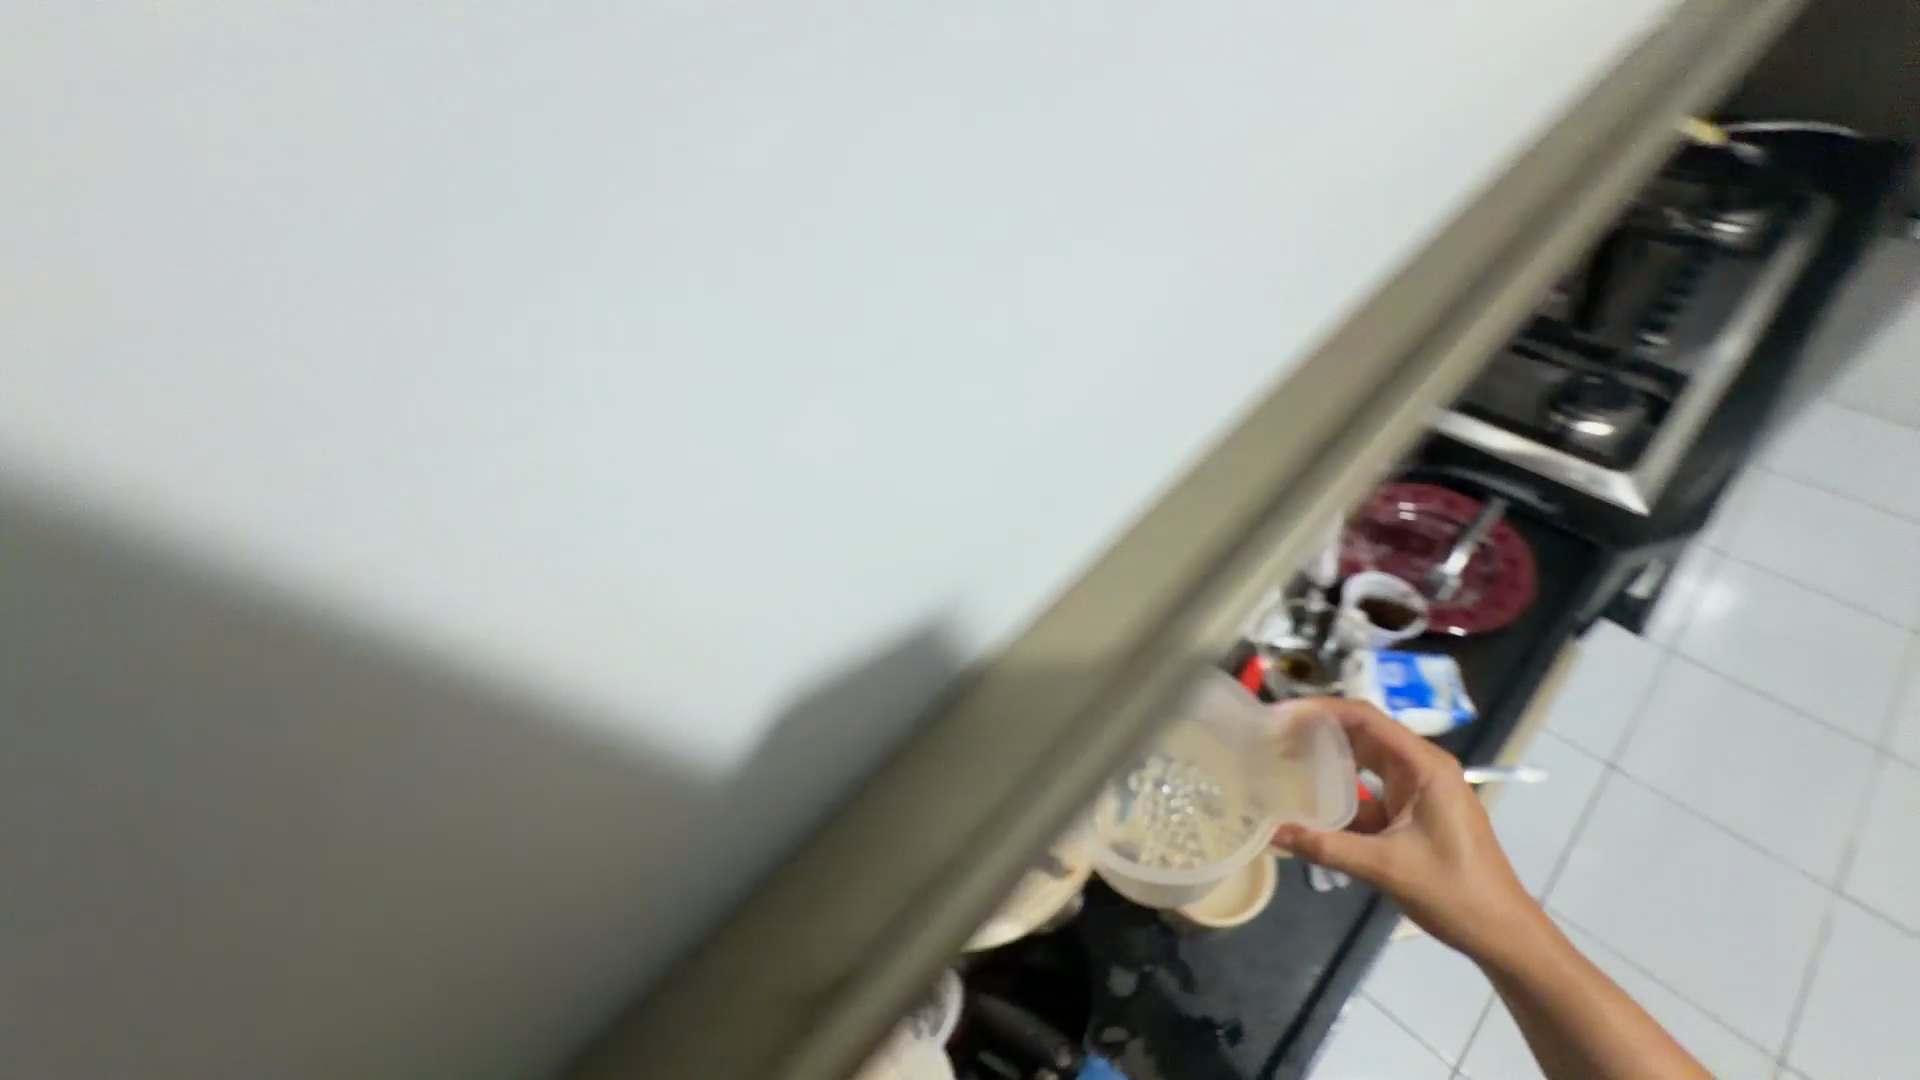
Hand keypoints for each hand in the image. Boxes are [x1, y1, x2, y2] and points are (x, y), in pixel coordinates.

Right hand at [1271, 698, 1544, 962]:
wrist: (1504, 934)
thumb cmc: (1455, 893)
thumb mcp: (1385, 868)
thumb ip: (1326, 846)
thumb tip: (1271, 831)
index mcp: (1423, 766)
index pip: (1365, 718)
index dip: (1320, 710)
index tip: (1280, 716)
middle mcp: (1421, 766)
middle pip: (1362, 730)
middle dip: (1317, 728)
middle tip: (1271, 735)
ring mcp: (1418, 786)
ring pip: (1364, 756)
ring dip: (1326, 754)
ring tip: (1281, 756)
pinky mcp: (1413, 807)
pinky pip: (1369, 784)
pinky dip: (1339, 785)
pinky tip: (1309, 795)